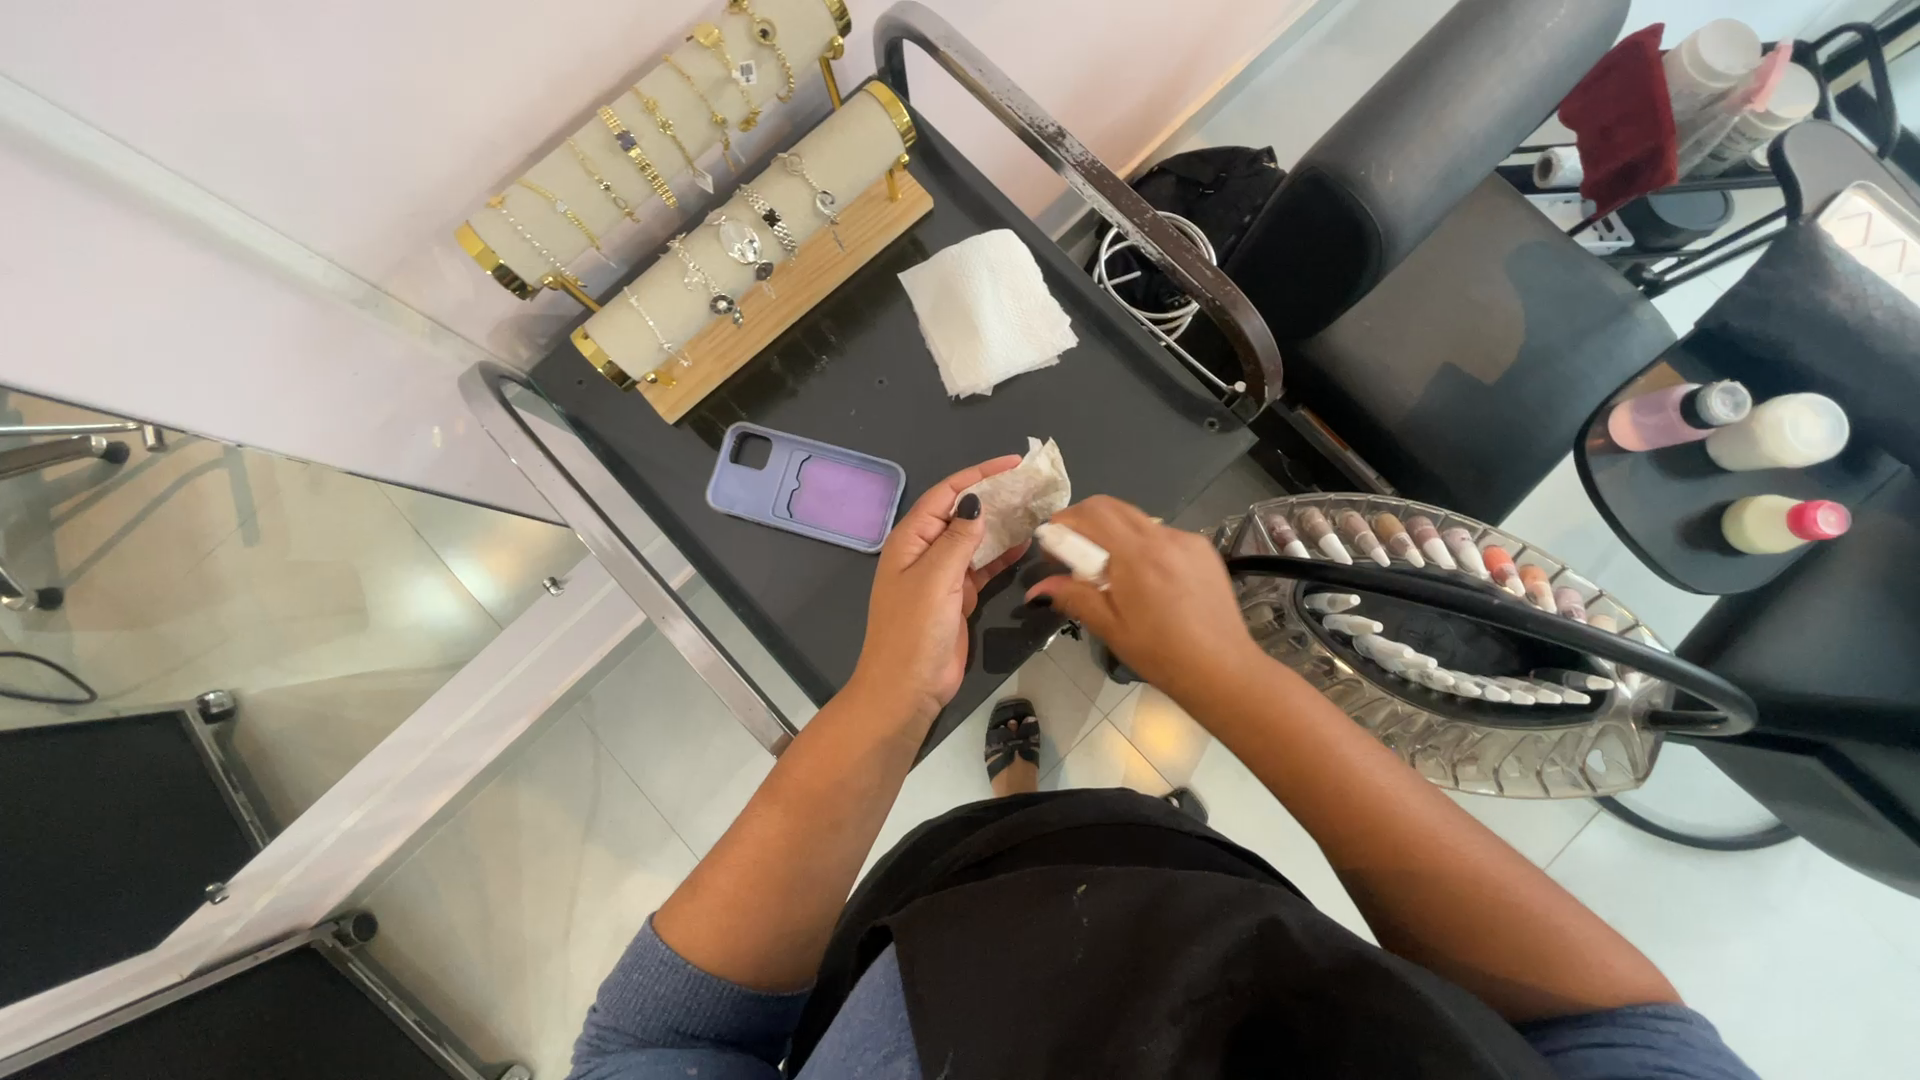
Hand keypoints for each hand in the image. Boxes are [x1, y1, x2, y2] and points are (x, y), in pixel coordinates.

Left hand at [849, 456, 1029, 730]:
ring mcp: (941, 576)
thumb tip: (975, 503)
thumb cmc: (914, 630)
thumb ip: (958, 539)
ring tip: (1034, 509)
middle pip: (961, 514)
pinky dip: (1001, 555)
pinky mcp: (956, 598)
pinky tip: (1024, 544)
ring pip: (974, 540)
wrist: (907, 688)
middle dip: (993, 498)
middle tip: (1031, 486)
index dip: (978, 475)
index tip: (1012, 464)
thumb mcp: (935, 579)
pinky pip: (981, 567)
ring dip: (1000, 525)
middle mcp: (924, 551)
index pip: (945, 494)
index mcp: (910, 540)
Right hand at [1024, 496, 1266, 706]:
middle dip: (1085, 522)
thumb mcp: (1110, 627)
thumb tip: (1036, 588)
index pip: (1091, 513)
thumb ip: (1074, 597)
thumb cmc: (1161, 654)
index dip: (1064, 522)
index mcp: (1137, 556)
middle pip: (1112, 507)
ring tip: (1111, 573)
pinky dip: (1143, 546)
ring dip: (1114, 534)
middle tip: (1073, 554)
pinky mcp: (1203, 550)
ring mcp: (1188, 540)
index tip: (1052, 545)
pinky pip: (1162, 535)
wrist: (1223, 670)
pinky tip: (1146, 580)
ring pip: (1138, 520)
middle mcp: (1164, 537)